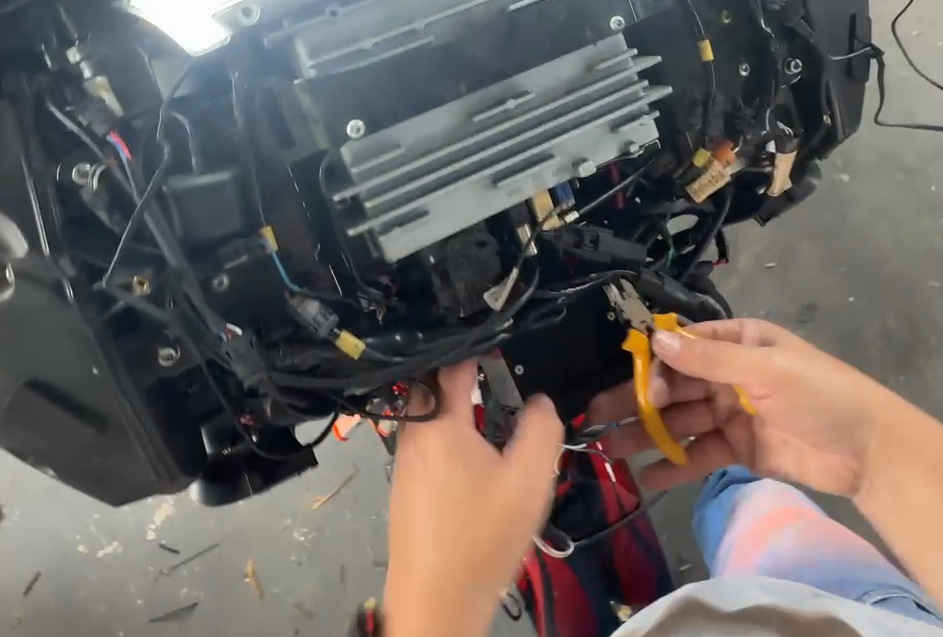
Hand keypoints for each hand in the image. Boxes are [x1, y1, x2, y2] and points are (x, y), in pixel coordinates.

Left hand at [385, 360, 565, 636]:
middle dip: (459, 377)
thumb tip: (539, 400)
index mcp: (439, 423)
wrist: (437, 603)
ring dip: (453, 411)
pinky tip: (471, 463)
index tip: (497, 339)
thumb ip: (541, 429)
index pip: (453, 364)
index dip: (476, 348)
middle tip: (494, 378)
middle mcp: (412, 435)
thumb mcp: (529, 479)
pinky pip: (424, 446)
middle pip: (432, 388)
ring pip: (427, 419)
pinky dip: (445, 440)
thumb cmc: (483, 534)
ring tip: (489, 420)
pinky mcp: (402, 491)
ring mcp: (402, 464)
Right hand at [586, 318, 901, 496]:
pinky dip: (675, 465)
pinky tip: (647, 476)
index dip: (653, 365)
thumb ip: (709, 359)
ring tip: (610, 451)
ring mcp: (732, 414)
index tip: (631, 385)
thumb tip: (656, 339)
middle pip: (674, 388)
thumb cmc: (820, 394)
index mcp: (737, 342)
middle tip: (595, 417)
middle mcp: (729, 374)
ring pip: (680, 423)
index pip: (683, 348)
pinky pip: (700, 455)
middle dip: (637, 401)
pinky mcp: (740, 451)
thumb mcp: (765, 368)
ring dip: (647, 435)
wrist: (871, 451)